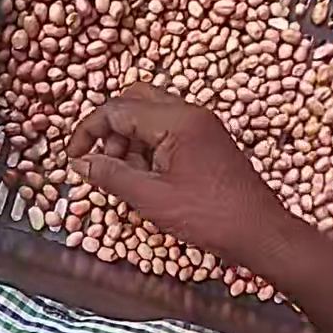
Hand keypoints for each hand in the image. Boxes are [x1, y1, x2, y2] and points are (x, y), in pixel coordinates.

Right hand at [67, 85, 296, 267]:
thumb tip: (81, 163)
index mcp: (176, 120)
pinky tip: (147, 178)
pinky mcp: (206, 139)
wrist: (259, 231)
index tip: (73, 157)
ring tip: (126, 176)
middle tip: (101, 162)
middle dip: (109, 130)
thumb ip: (111, 175)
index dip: (88, 132)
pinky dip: (148, 147)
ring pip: (150, 115)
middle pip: (133, 101)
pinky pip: (167, 130)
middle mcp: (190, 113)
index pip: (117, 109)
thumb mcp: (151, 198)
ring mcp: (201, 124)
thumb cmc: (209, 216)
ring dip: (128, 139)